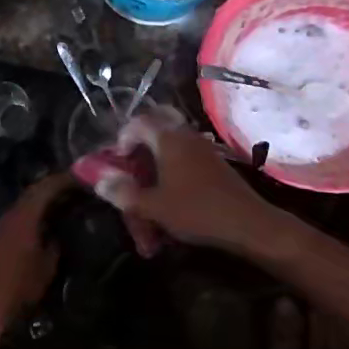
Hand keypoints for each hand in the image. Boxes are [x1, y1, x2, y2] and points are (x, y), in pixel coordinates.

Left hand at [0, 172, 72, 319]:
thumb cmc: (19, 284)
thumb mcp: (47, 265)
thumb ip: (56, 244)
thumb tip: (62, 230)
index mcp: (25, 215)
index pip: (46, 187)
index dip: (64, 180)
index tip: (83, 177)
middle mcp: (12, 214)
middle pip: (35, 191)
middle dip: (56, 186)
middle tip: (78, 186)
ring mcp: (3, 224)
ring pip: (27, 202)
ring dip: (45, 198)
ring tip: (68, 200)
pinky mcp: (0, 236)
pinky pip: (22, 214)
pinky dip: (37, 211)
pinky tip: (48, 220)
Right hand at [90, 106, 275, 256]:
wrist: (250, 225)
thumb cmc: (197, 211)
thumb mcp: (154, 206)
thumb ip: (124, 193)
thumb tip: (98, 181)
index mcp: (168, 139)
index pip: (138, 123)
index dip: (122, 138)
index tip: (119, 162)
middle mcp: (186, 136)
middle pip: (157, 128)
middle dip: (140, 146)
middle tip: (131, 166)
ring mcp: (204, 149)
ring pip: (172, 145)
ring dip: (157, 162)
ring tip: (149, 189)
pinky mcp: (215, 165)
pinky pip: (186, 158)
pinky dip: (173, 172)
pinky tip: (171, 197)